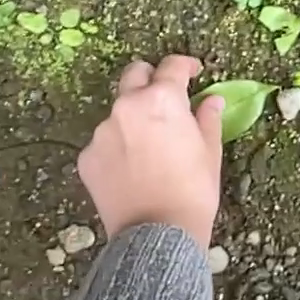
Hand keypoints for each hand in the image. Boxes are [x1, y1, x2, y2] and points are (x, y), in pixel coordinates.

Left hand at [77, 55, 225, 251]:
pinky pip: (105, 142)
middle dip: (151, 79)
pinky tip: (133, 170)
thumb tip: (211, 100)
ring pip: (119, 111)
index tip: (194, 72)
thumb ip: (208, 118)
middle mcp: (127, 106)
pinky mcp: (87, 157)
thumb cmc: (194, 191)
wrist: (158, 234)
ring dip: (134, 117)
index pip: (173, 66)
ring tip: (151, 146)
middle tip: (166, 97)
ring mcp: (102, 131)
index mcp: (162, 99)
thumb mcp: (210, 152)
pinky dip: (119, 147)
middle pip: (135, 74)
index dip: (187, 65)